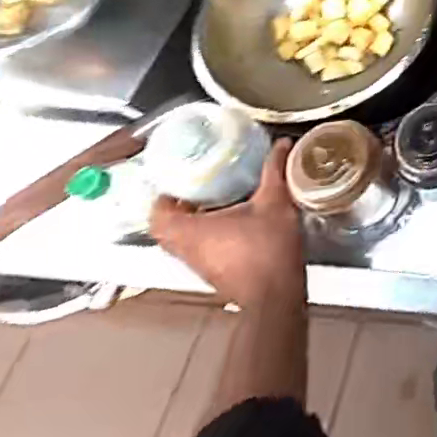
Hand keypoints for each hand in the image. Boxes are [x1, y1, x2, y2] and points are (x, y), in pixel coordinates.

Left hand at [149, 138, 305, 309]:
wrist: (275, 292)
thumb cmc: (267, 247)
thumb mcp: (275, 201)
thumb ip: (274, 170)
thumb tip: (280, 143)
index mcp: (190, 230)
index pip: (156, 213)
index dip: (163, 194)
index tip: (180, 179)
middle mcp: (185, 249)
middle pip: (166, 227)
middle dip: (179, 206)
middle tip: (199, 186)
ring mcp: (197, 264)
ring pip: (181, 240)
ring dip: (192, 222)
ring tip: (217, 200)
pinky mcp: (212, 272)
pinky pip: (198, 249)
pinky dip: (205, 235)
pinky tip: (233, 222)